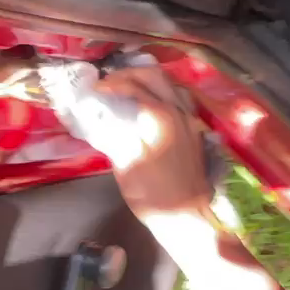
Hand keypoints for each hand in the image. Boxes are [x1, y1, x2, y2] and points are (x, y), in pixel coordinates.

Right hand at [81, 66, 213, 220]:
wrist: (186, 215)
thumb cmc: (153, 194)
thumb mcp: (125, 165)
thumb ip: (115, 134)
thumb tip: (102, 116)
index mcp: (159, 117)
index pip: (132, 86)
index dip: (110, 84)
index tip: (94, 89)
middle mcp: (178, 111)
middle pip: (155, 75)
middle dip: (130, 73)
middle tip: (110, 83)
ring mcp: (190, 120)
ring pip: (171, 84)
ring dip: (149, 80)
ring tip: (130, 88)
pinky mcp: (195, 131)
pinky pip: (180, 99)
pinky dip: (164, 92)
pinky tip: (152, 103)